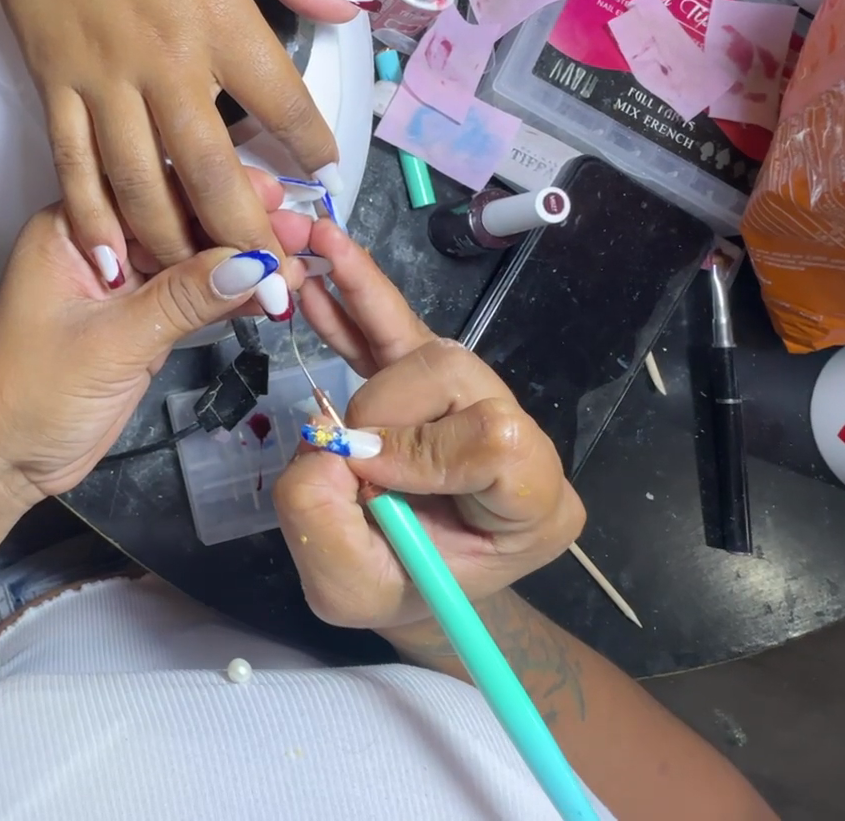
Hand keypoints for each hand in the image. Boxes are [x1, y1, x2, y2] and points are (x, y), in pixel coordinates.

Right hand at [0, 0, 359, 279]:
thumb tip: (344, 7)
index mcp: (214, 13)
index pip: (279, 98)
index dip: (310, 147)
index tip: (325, 181)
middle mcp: (161, 60)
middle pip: (209, 166)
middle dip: (243, 231)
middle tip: (268, 283)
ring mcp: (101, 81)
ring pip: (138, 180)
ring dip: (171, 240)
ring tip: (197, 283)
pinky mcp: (55, 89)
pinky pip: (72, 165)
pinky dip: (90, 217)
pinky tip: (111, 260)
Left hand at [0, 172, 312, 510]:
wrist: (2, 461)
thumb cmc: (30, 393)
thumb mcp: (108, 342)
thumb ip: (181, 299)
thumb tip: (256, 262)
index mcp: (73, 226)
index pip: (151, 189)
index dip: (214, 191)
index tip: (274, 194)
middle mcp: (98, 244)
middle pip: (178, 221)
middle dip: (238, 226)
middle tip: (302, 229)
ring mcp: (122, 284)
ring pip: (191, 260)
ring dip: (242, 264)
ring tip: (300, 262)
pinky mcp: (139, 322)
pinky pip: (191, 299)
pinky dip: (228, 298)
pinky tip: (271, 296)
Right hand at [275, 220, 584, 636]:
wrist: (407, 582)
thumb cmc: (389, 592)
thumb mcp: (348, 588)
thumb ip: (324, 521)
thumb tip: (322, 438)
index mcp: (532, 507)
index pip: (499, 442)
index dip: (421, 448)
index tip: (365, 475)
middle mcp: (519, 442)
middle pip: (455, 375)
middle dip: (381, 401)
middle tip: (341, 446)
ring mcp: (478, 402)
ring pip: (424, 340)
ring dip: (362, 304)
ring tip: (312, 253)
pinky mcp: (432, 382)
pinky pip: (394, 333)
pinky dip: (354, 305)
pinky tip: (317, 275)